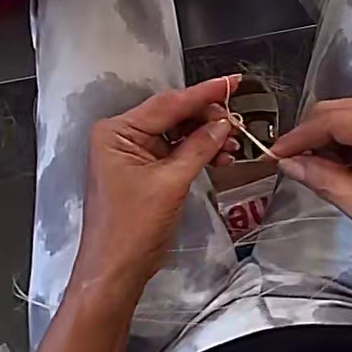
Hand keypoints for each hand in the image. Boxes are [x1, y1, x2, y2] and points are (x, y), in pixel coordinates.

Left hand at [71, 75, 237, 296]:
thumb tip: (223, 123)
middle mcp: (120, 135)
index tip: (232, 81)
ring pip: (175, 133)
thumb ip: (198, 147)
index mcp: (116, 131)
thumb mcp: (170, 183)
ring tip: (233, 144)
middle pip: (171, 115)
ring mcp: (130, 153)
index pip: (167, 104)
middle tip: (237, 122)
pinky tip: (220, 157)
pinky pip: (173, 152)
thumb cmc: (133, 227)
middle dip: (206, 118)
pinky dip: (195, 153)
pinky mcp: (141, 170)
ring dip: (205, 137)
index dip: (203, 93)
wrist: (115, 270)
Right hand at [270, 97, 351, 276]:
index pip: (332, 120)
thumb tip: (287, 163)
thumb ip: (325, 181)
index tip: (272, 157)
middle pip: (334, 113)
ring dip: (324, 145)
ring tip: (316, 174)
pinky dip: (340, 147)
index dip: (298, 138)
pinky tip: (338, 170)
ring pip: (341, 119)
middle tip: (290, 168)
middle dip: (309, 140)